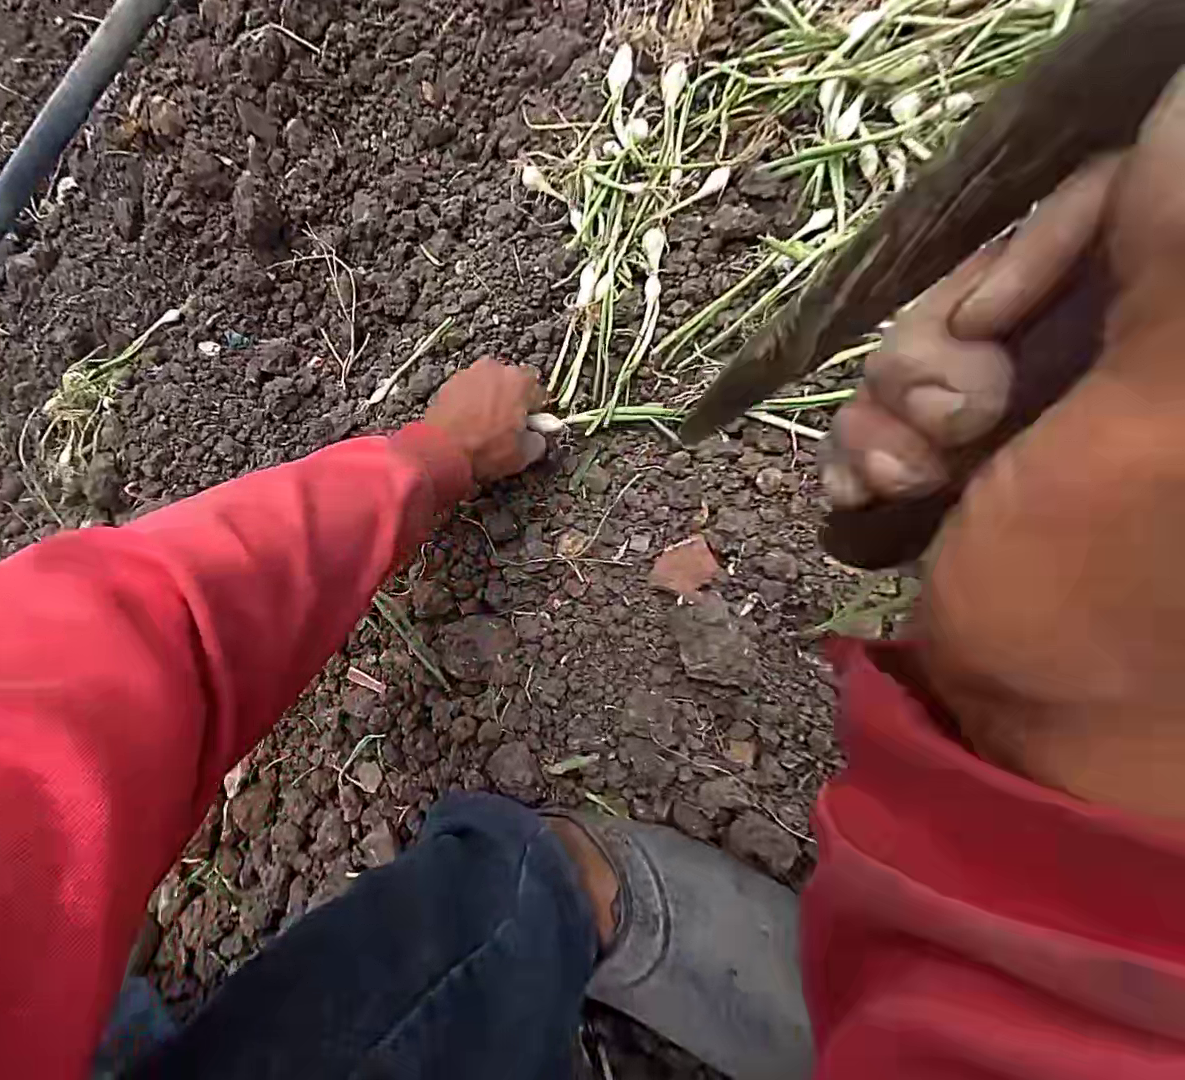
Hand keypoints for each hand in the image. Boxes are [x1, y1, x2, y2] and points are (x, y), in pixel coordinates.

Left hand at [423, 356, 552, 484]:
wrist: (439, 452)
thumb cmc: (485, 450)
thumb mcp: (522, 454)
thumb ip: (537, 441)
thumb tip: (535, 438)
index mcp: (519, 380)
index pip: (536, 391)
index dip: (532, 410)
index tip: (526, 425)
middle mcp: (493, 369)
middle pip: (508, 384)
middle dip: (507, 401)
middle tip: (501, 426)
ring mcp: (466, 375)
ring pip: (484, 387)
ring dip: (484, 400)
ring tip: (478, 427)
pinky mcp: (445, 385)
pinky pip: (463, 393)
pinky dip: (465, 404)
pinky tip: (461, 424)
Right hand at [827, 75, 1184, 817]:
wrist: (1044, 703)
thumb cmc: (1114, 581)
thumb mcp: (1153, 417)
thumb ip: (1175, 259)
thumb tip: (1170, 101)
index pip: (1127, 195)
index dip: (1037, 248)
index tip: (995, 331)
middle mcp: (1155, 342)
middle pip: (1013, 273)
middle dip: (941, 350)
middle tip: (955, 425)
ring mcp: (1069, 395)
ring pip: (935, 345)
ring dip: (890, 410)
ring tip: (910, 477)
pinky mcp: (992, 439)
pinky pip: (896, 406)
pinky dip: (871, 446)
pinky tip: (883, 493)